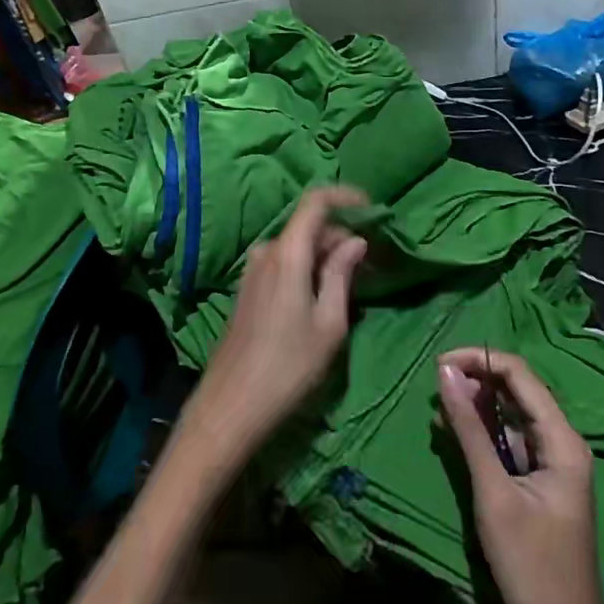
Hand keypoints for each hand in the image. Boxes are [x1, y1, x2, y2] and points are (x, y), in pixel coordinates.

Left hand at [186, 186, 369, 458]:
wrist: (230, 407)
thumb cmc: (288, 366)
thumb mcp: (329, 323)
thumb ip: (342, 274)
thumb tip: (356, 241)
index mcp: (287, 253)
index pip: (315, 201)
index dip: (346, 196)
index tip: (373, 208)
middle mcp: (266, 252)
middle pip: (309, 227)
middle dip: (342, 236)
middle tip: (372, 263)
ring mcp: (252, 271)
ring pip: (297, 247)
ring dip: (325, 255)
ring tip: (352, 283)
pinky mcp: (247, 290)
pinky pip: (284, 263)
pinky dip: (307, 268)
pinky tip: (322, 296)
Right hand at [438, 349, 603, 603]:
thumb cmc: (529, 560)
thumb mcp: (494, 492)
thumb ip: (470, 430)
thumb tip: (445, 372)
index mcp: (563, 439)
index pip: (521, 375)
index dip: (481, 360)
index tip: (440, 362)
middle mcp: (562, 440)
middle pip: (518, 390)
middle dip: (477, 379)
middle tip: (437, 383)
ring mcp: (553, 461)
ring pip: (512, 415)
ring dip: (477, 406)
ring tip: (440, 404)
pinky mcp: (540, 479)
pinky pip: (511, 440)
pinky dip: (484, 432)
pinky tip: (456, 430)